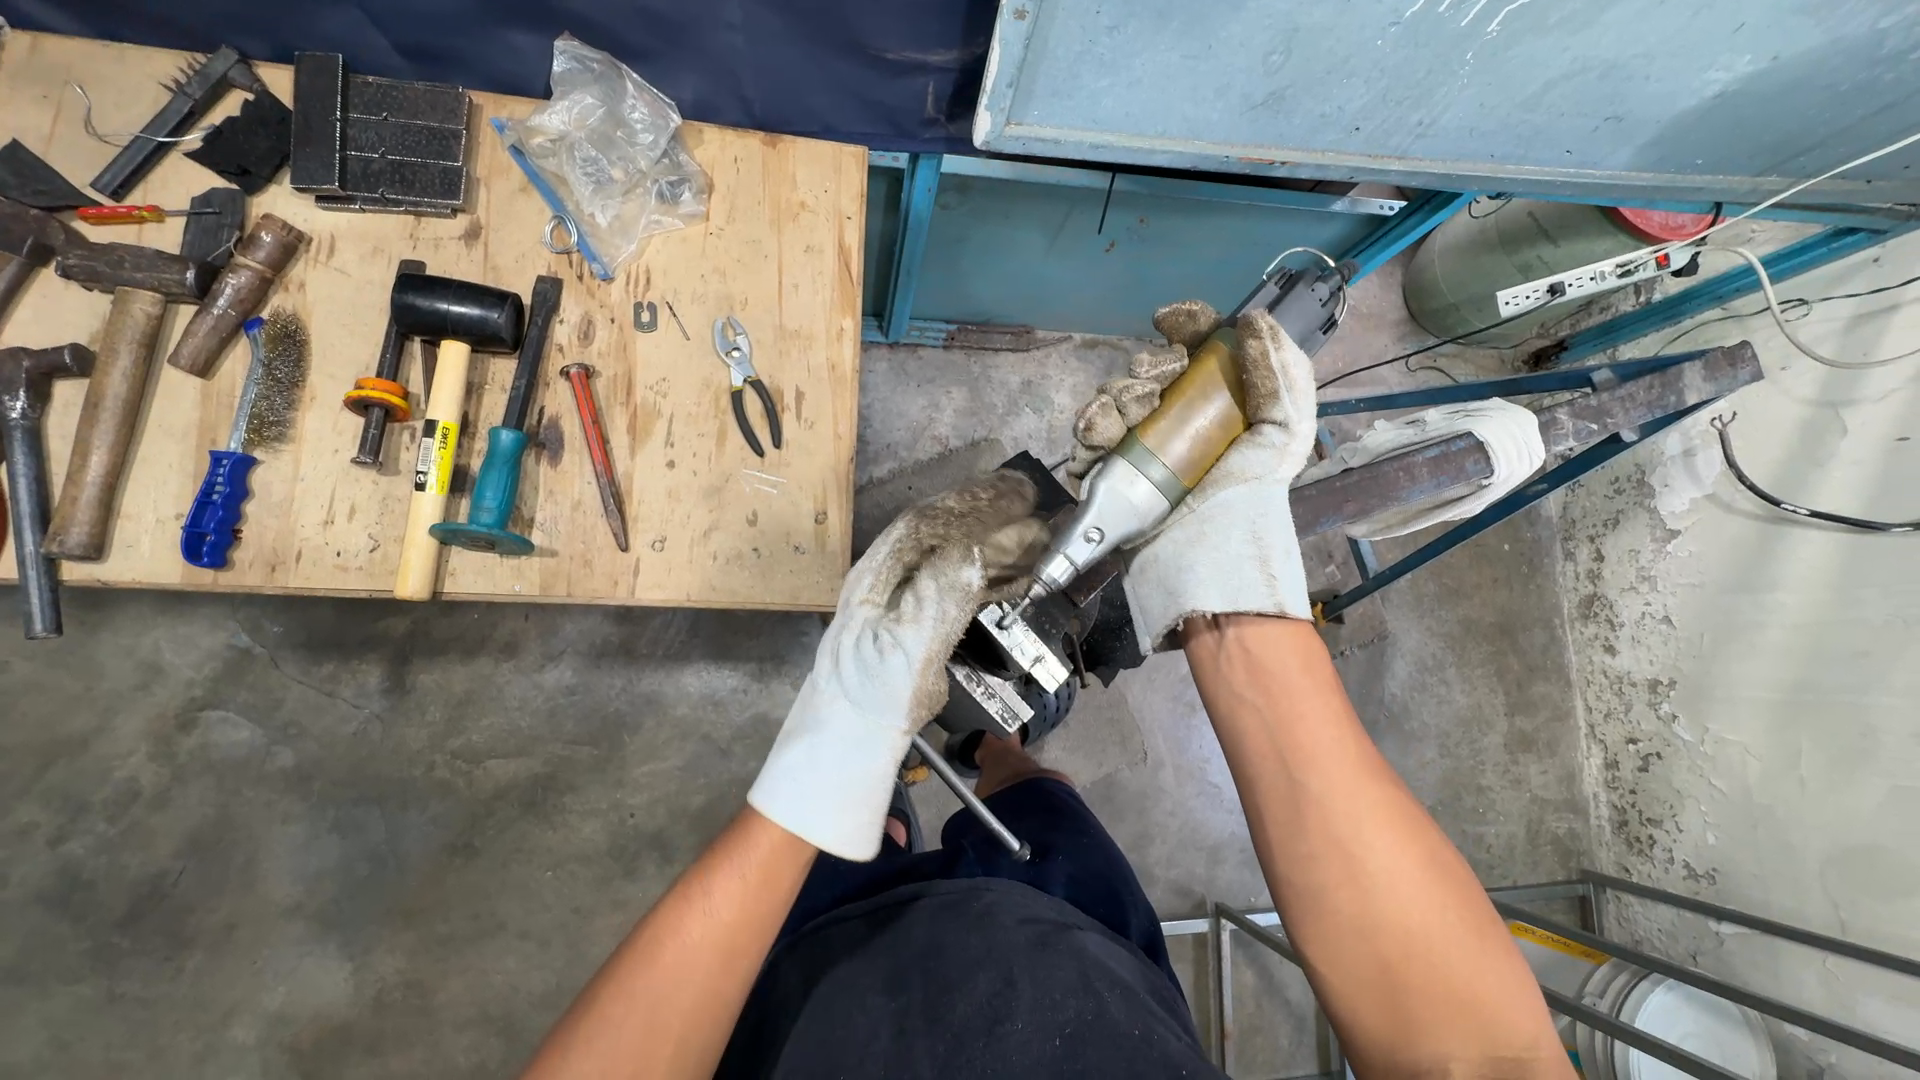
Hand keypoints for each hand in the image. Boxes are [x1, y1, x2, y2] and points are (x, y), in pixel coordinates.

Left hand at [748, 470, 1048, 859]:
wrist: (849, 736)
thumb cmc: (875, 695)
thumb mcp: (908, 650)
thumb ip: (940, 598)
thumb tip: (975, 550)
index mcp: (881, 574)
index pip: (932, 522)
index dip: (977, 503)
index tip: (1019, 493)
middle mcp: (889, 574)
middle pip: (942, 528)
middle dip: (989, 511)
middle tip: (1032, 502)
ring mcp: (901, 595)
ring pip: (951, 551)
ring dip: (993, 539)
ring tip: (1034, 535)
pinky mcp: (916, 619)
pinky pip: (955, 581)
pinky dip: (988, 572)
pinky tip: (1015, 576)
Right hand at [1070, 301, 1318, 651]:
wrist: (1205, 551)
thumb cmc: (1249, 493)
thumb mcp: (1285, 430)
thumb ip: (1278, 372)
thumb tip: (1251, 320)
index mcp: (1217, 405)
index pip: (1194, 350)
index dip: (1183, 327)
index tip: (1170, 322)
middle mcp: (1175, 421)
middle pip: (1144, 372)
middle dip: (1145, 370)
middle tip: (1155, 387)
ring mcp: (1138, 449)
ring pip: (1110, 401)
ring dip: (1114, 399)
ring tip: (1130, 419)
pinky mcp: (1109, 475)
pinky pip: (1086, 442)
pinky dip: (1089, 435)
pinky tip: (1101, 440)